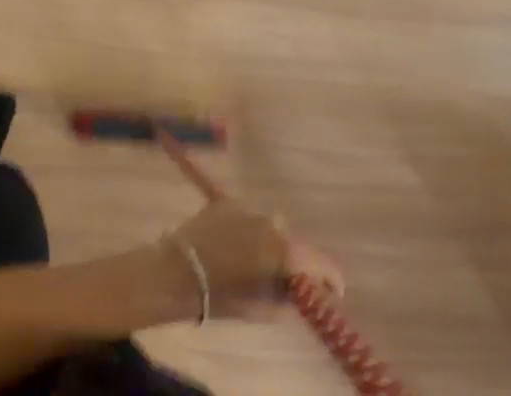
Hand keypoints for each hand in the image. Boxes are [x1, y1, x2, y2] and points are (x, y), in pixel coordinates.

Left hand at [166, 201, 344, 320]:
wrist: (177, 272)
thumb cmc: (221, 295)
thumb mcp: (263, 308)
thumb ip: (288, 299)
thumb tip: (300, 294)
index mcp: (284, 251)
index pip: (322, 263)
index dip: (332, 279)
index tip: (333, 292)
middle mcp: (271, 224)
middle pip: (296, 243)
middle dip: (298, 261)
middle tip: (290, 278)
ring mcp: (246, 209)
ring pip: (273, 226)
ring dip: (274, 242)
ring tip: (262, 259)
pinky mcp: (224, 203)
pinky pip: (248, 216)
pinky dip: (251, 229)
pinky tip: (240, 243)